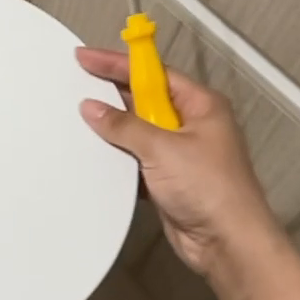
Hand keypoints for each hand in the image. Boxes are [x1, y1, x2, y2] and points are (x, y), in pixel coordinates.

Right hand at [75, 47, 285, 276]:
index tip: (84, 58)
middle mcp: (190, 125)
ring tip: (75, 118)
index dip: (118, 64)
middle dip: (110, 94)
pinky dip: (114, 158)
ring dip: (111, 129)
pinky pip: (133, 161)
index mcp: (199, 105)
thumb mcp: (163, 149)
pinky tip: (90, 156)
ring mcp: (178, 154)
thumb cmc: (206, 187)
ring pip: (136, 133)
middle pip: (143, 101)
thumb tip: (91, 108)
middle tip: (73, 84)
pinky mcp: (166, 181)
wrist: (226, 241)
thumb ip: (124, 127)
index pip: (153, 75)